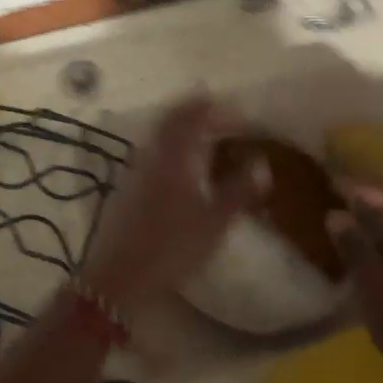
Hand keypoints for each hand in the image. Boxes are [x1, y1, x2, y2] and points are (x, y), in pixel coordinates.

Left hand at [81, 95, 265, 310]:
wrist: (121, 274)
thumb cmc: (173, 246)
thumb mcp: (215, 220)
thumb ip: (240, 189)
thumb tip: (262, 162)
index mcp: (176, 154)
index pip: (195, 116)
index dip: (217, 109)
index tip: (239, 111)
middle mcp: (153, 153)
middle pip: (174, 119)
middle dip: (198, 112)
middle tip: (222, 115)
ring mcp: (137, 168)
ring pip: (161, 134)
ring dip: (183, 128)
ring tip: (207, 137)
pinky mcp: (129, 185)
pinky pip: (154, 151)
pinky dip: (172, 147)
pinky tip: (184, 166)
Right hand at [325, 180, 382, 382]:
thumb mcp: (374, 284)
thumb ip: (354, 246)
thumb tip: (335, 214)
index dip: (361, 187)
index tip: (332, 180)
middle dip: (369, 196)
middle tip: (337, 190)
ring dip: (375, 215)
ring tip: (345, 210)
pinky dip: (382, 234)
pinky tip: (363, 241)